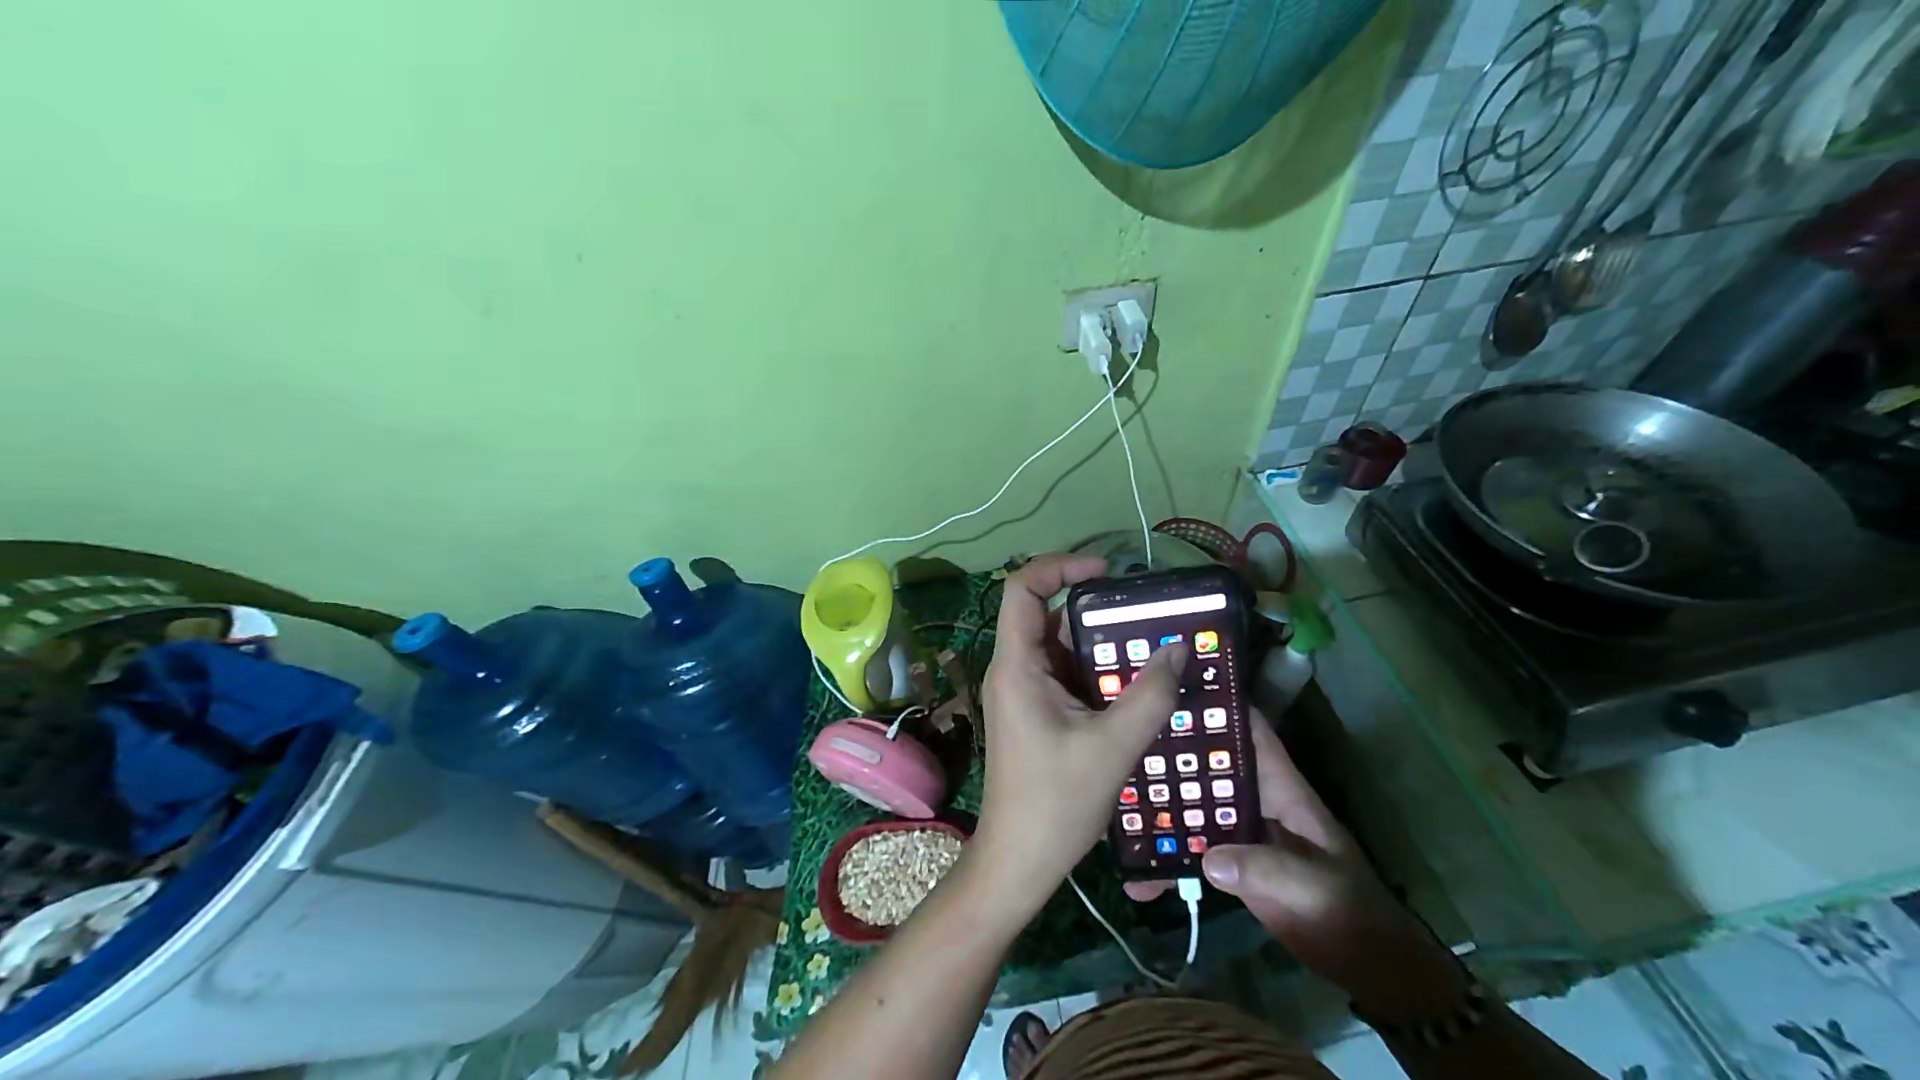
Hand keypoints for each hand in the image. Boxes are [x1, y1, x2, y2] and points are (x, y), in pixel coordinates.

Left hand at [970, 554, 1187, 907]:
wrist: (1018, 861)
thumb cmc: (1056, 804)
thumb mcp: (1112, 747)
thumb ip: (1150, 695)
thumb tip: (1179, 649)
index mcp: (1017, 667)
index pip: (1022, 588)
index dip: (1059, 566)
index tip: (1106, 570)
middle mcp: (1013, 670)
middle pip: (1048, 617)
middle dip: (1097, 613)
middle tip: (1148, 618)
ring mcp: (1022, 693)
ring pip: (1060, 649)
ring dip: (1102, 647)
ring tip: (1152, 650)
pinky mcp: (1034, 713)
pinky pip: (1065, 676)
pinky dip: (1097, 674)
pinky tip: (1136, 687)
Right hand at [1128, 712, 1464, 1015]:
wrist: (1364, 966)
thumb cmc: (1348, 913)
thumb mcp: (1315, 890)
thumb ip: (1268, 871)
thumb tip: (1208, 859)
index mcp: (1281, 789)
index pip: (1250, 733)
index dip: (1218, 705)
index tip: (1171, 684)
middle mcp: (1254, 800)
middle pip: (1207, 765)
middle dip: (1168, 753)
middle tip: (1118, 741)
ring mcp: (1239, 831)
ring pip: (1191, 805)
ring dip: (1158, 808)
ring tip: (1114, 808)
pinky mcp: (1229, 860)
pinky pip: (1189, 847)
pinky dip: (1164, 859)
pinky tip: (1135, 878)